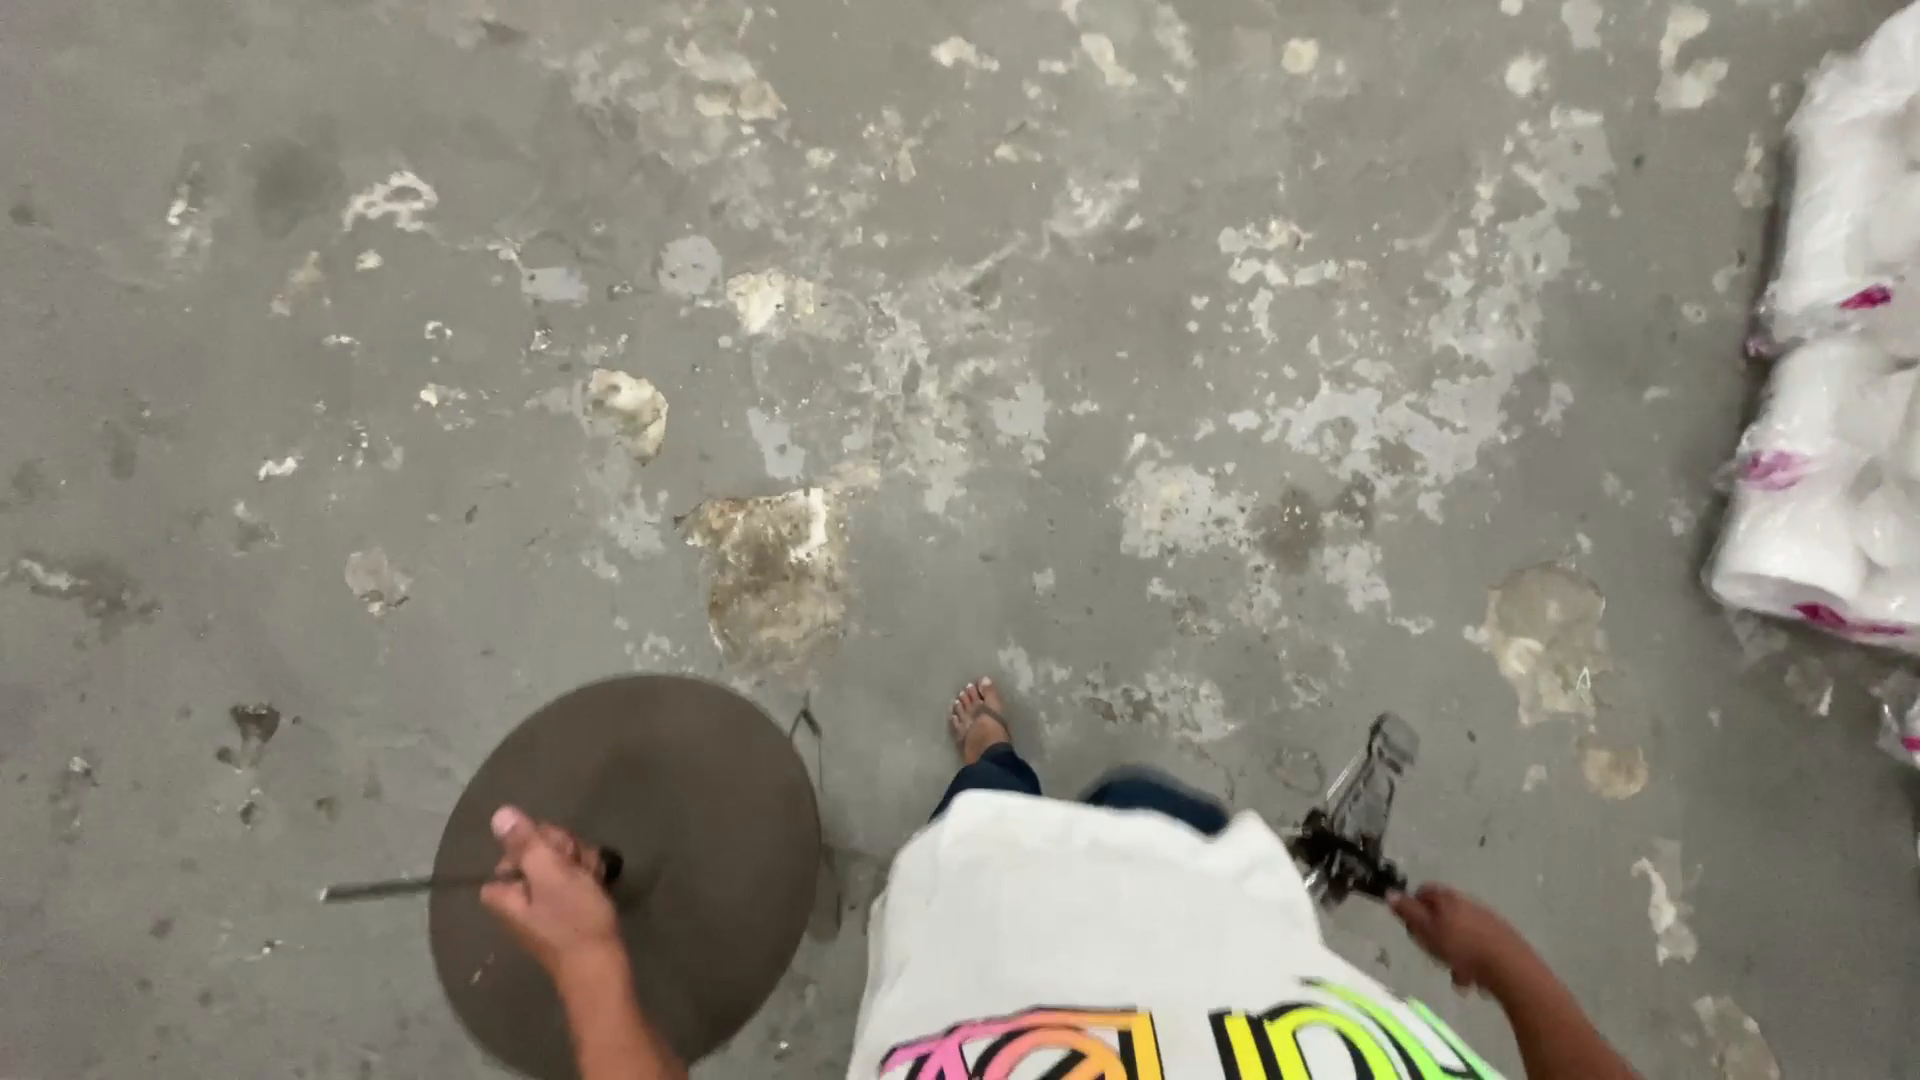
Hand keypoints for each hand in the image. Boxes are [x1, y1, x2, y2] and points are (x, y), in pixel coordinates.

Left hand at [480, 805, 622, 977]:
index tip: (564, 859)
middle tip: (580, 873)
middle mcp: (516, 890)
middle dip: (569, 853)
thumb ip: (525, 843)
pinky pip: (573, 873)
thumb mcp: (550, 875)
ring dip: (583, 863)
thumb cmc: (573, 920)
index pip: (525, 841)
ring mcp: (540, 897)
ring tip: (591, 883)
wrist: (599, 962)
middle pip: (545, 847)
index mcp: (503, 886)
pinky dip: (587, 875)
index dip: (550, 843)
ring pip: (564, 858)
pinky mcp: (561, 903)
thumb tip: (499, 814)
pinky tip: (596, 885)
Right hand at [1388, 882, 1533, 994]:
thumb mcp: (1426, 931)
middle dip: (1436, 933)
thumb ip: (1407, 912)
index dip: (1414, 905)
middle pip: (1445, 913)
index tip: (1412, 926)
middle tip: (1433, 953)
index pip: (1424, 891)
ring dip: (1456, 951)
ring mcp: (1491, 922)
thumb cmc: (1462, 948)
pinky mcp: (1507, 941)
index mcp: (1448, 898)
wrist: (1513, 971)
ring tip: (1457, 976)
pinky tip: (1475, 980)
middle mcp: (1469, 904)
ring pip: (1464, 933)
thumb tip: (1390, 892)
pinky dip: (1475, 960)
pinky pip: (1482, 947)